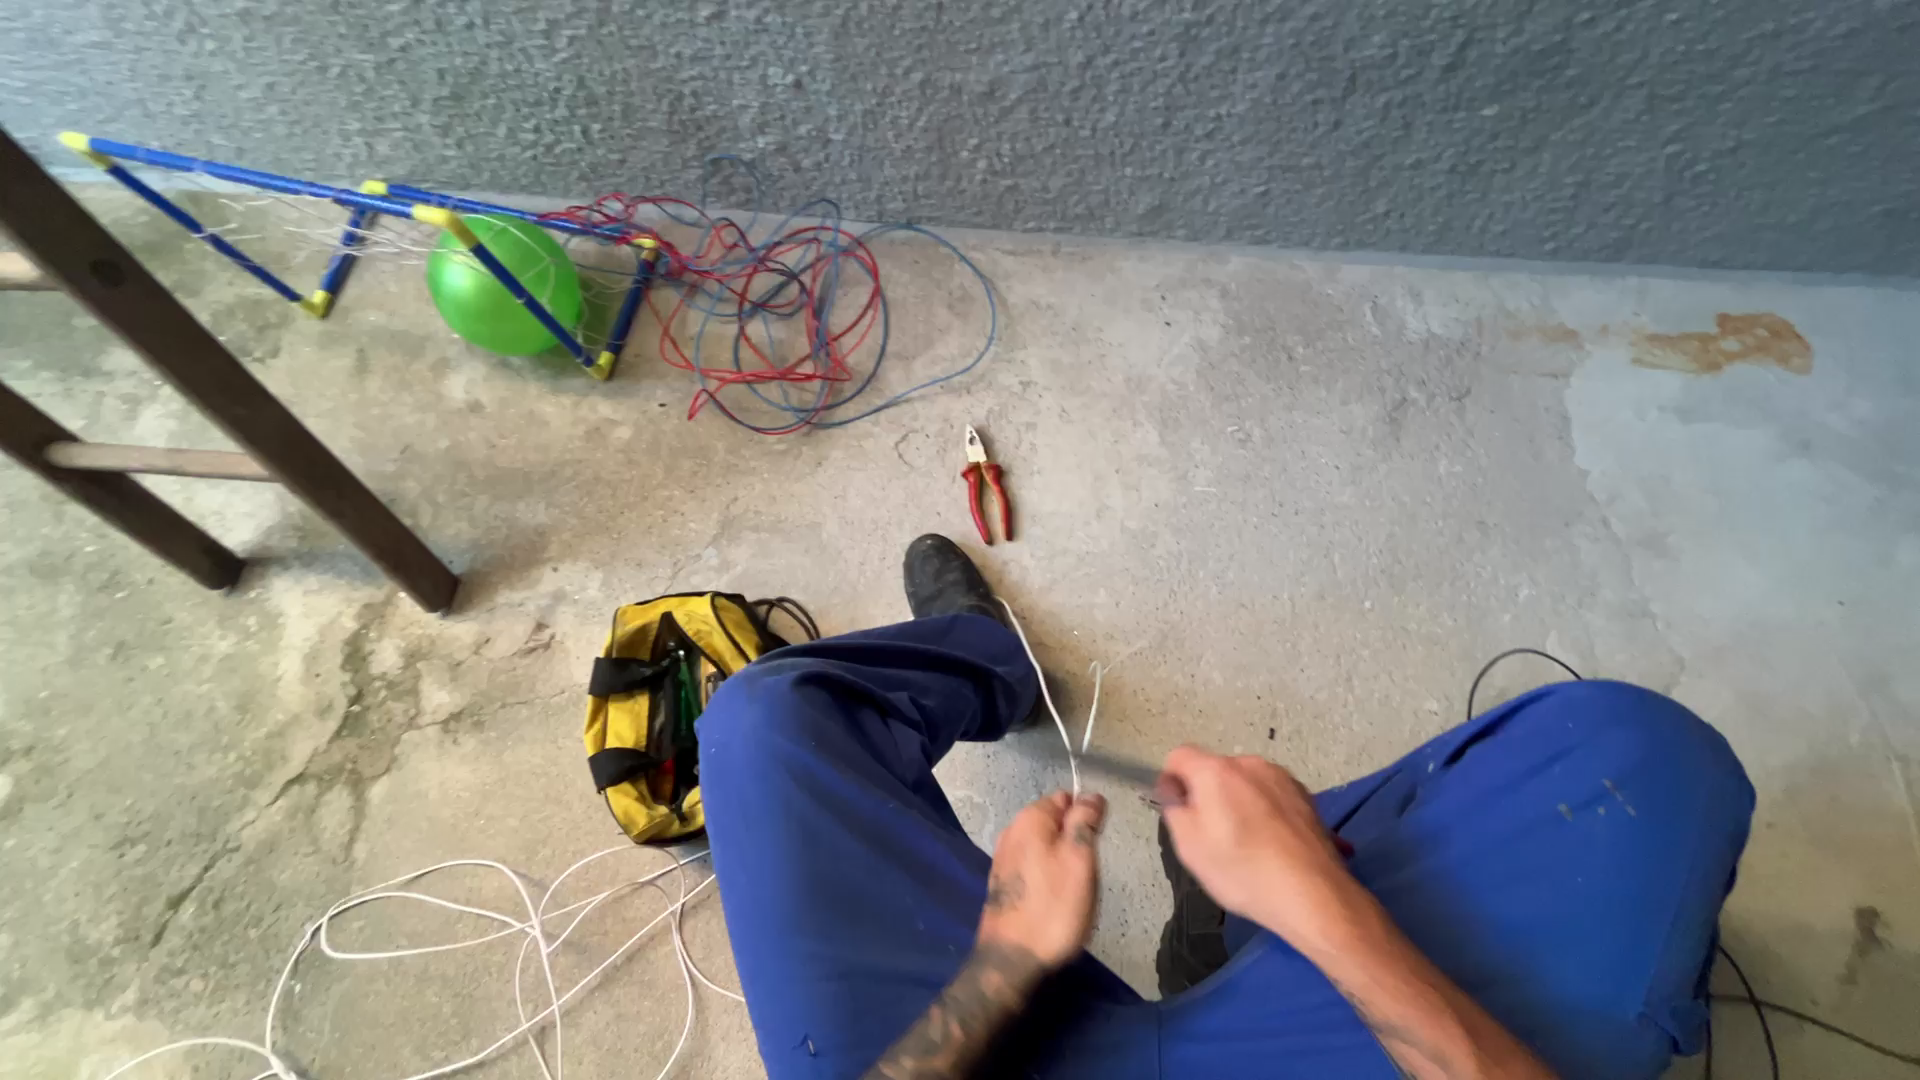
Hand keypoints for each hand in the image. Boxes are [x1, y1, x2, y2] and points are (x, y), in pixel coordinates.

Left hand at [976, 791, 1106, 969]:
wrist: (1012, 960)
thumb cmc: (1053, 907)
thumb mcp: (1079, 859)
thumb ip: (1085, 821)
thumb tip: (1092, 794)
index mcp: (1030, 818)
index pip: (1065, 797)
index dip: (1086, 817)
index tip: (1096, 845)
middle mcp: (1012, 830)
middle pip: (1055, 823)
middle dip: (1075, 842)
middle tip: (1086, 873)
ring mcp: (1005, 857)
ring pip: (1045, 846)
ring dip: (1062, 862)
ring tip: (1073, 891)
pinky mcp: (1003, 882)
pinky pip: (1034, 867)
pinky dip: (1048, 878)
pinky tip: (1054, 901)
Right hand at [1158, 746, 1356, 946]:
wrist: (1314, 896)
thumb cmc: (1243, 871)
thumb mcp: (1189, 846)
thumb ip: (1173, 807)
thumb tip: (1174, 788)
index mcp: (1214, 771)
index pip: (1178, 756)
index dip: (1173, 781)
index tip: (1181, 811)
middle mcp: (1248, 763)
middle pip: (1213, 769)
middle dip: (1208, 793)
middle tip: (1214, 834)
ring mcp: (1281, 777)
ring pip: (1244, 781)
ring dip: (1238, 800)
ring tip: (1249, 842)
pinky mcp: (1306, 795)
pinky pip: (1271, 794)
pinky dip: (1265, 810)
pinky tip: (1273, 843)